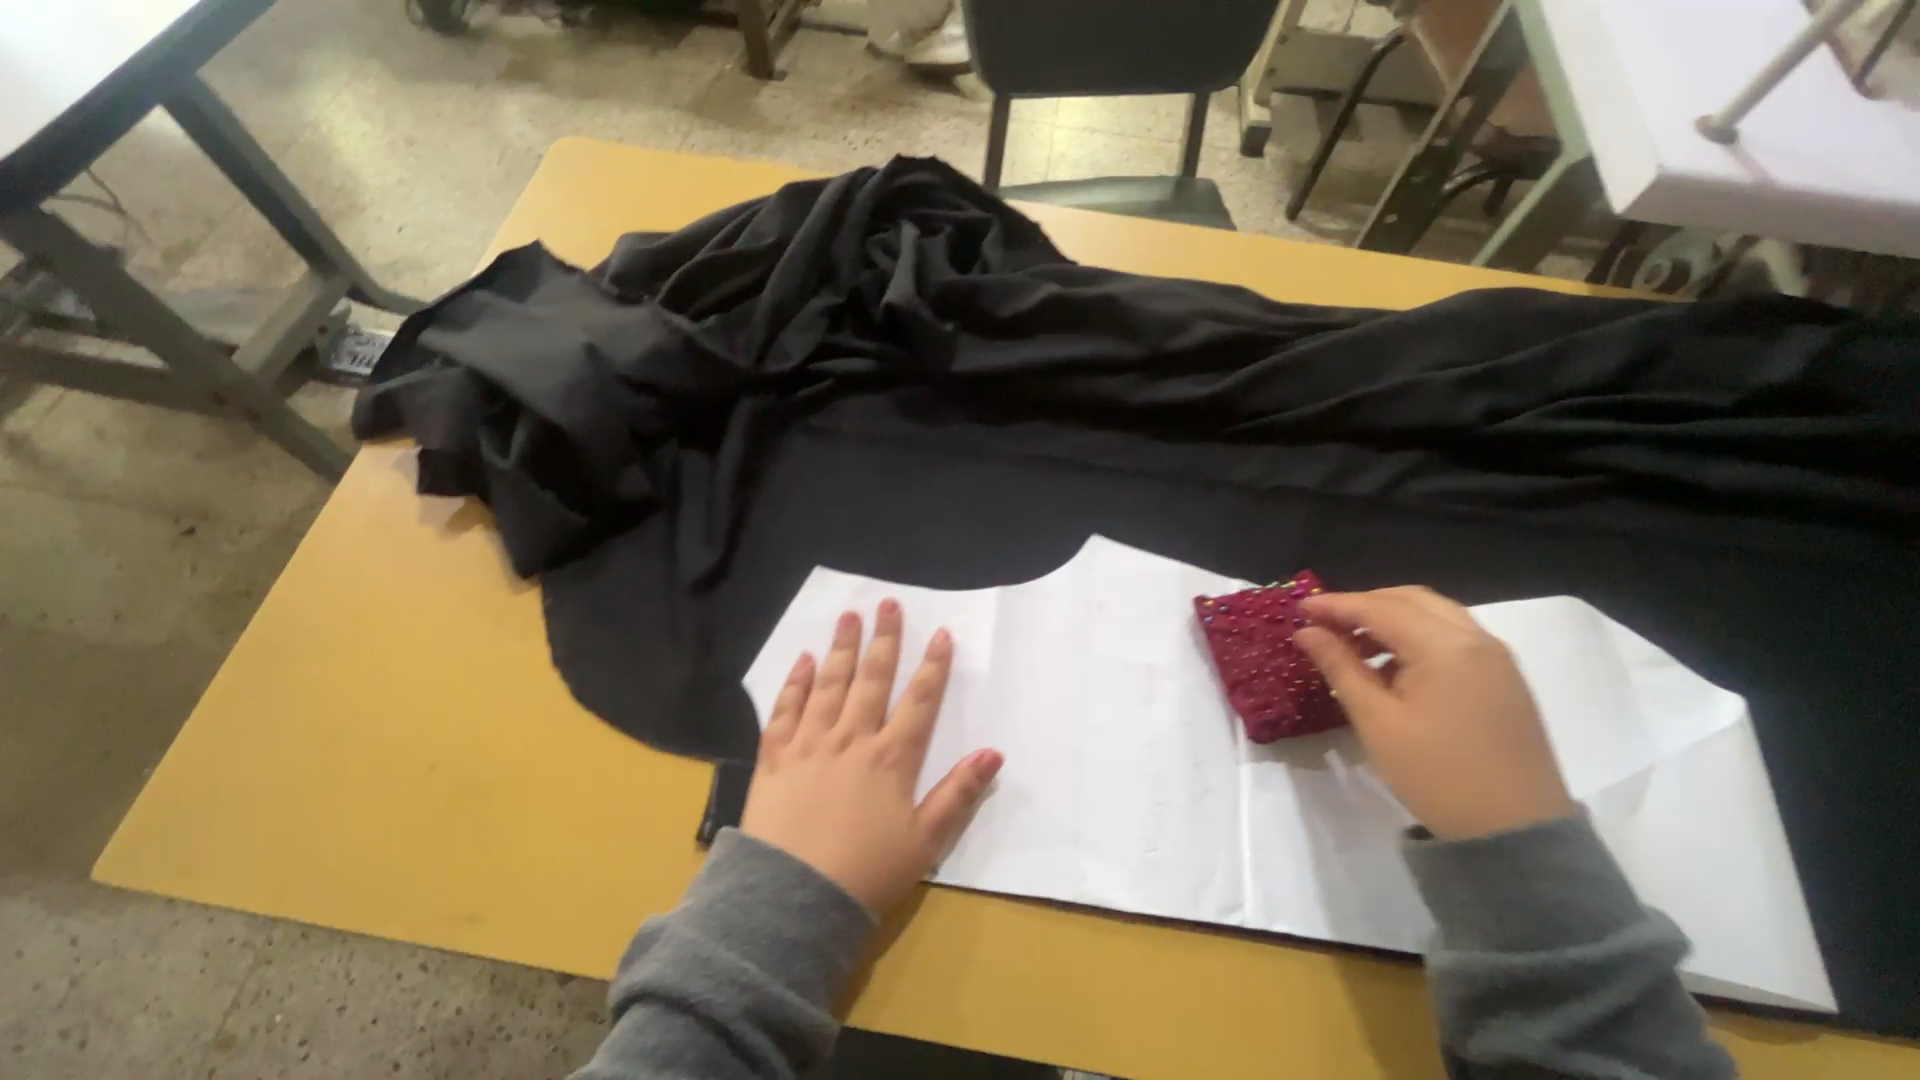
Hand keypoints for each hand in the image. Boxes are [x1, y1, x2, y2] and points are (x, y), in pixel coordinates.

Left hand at [741, 600, 1004, 912]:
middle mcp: (852, 739)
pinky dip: (796, 683)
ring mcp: (810, 744)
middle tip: (887, 604)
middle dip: (884, 640)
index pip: (919, 701)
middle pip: (872, 680)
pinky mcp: (775, 757)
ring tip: (848, 617)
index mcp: (892, 758)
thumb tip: (993, 752)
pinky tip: (803, 661)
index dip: (933, 666)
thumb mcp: (926, 840)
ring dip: (841, 649)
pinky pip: (785, 710)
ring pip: (829, 685)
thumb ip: (959, 793)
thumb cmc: (867, 871)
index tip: (941, 633)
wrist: (793, 897)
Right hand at [1293, 587, 1573, 839]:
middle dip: (1364, 604)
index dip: (1335, 605)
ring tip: (1353, 644)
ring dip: (1391, 618)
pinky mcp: (1504, 677)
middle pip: (1411, 599)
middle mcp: (1476, 639)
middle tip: (1324, 623)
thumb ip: (1340, 667)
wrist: (1514, 830)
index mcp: (1445, 647)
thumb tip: (1307, 632)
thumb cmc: (1436, 774)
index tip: (1298, 609)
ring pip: (1435, 614)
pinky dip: (1417, 635)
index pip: (1379, 608)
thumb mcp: (1377, 721)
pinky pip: (1454, 636)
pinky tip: (1392, 663)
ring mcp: (1496, 657)